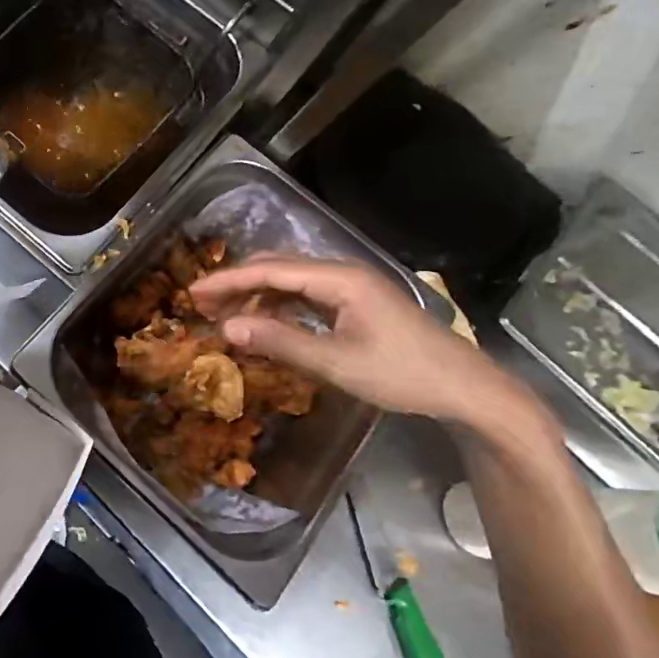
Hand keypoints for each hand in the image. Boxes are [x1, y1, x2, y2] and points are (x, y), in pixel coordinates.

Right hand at [189, 258, 550, 438]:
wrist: (465, 388)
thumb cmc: (402, 375)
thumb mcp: (336, 362)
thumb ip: (280, 342)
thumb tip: (227, 328)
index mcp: (340, 278)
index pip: (271, 271)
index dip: (229, 280)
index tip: (193, 291)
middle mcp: (342, 273)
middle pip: (277, 268)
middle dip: (237, 283)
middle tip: (201, 304)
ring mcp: (350, 286)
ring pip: (289, 281)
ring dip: (255, 295)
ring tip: (223, 315)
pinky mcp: (354, 303)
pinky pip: (304, 295)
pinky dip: (277, 306)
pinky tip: (261, 323)